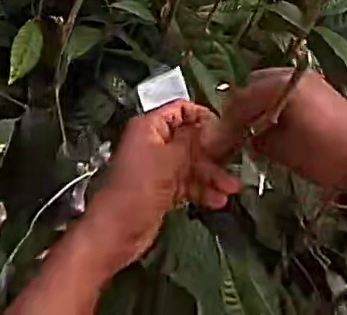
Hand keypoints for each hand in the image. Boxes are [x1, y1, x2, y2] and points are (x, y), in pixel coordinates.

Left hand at [69, 100, 240, 273]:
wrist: (114, 236)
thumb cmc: (134, 193)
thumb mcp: (167, 162)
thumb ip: (191, 142)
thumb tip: (210, 126)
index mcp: (149, 128)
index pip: (180, 110)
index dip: (202, 117)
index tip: (222, 127)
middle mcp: (154, 144)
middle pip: (190, 139)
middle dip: (211, 153)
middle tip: (232, 160)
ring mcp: (159, 168)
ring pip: (191, 164)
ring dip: (211, 175)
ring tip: (230, 187)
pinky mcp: (163, 190)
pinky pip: (187, 183)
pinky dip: (202, 190)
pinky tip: (217, 199)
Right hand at [210, 68, 346, 197]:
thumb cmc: (325, 153)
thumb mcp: (282, 149)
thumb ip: (255, 138)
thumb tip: (236, 137)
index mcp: (281, 83)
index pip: (241, 97)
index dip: (225, 121)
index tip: (214, 142)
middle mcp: (292, 73)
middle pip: (253, 86)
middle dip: (239, 109)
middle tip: (229, 136)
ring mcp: (307, 79)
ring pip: (269, 88)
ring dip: (255, 107)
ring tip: (248, 134)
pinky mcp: (318, 90)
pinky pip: (285, 92)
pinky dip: (272, 106)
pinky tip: (270, 127)